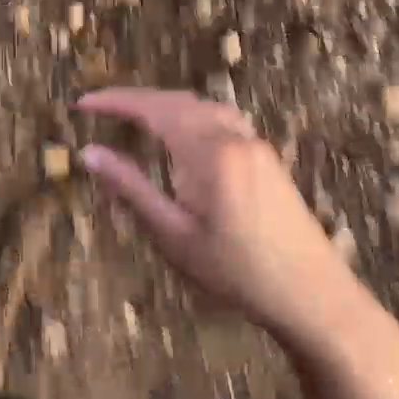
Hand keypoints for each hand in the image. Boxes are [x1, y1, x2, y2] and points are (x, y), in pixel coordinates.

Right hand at [77, 89, 361, 345]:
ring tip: (133, 116)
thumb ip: (130, 187)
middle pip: (177, 101)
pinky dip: (189, 114)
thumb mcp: (172, 234)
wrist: (316, 299)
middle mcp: (234, 138)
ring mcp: (256, 147)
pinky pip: (221, 119)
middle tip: (99, 108)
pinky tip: (181, 133)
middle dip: (135, 99)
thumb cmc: (236, 271)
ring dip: (163, 104)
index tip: (82, 104)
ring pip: (202, 106)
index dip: (114, 101)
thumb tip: (89, 153)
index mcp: (208, 152)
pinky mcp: (268, 160)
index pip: (152, 108)